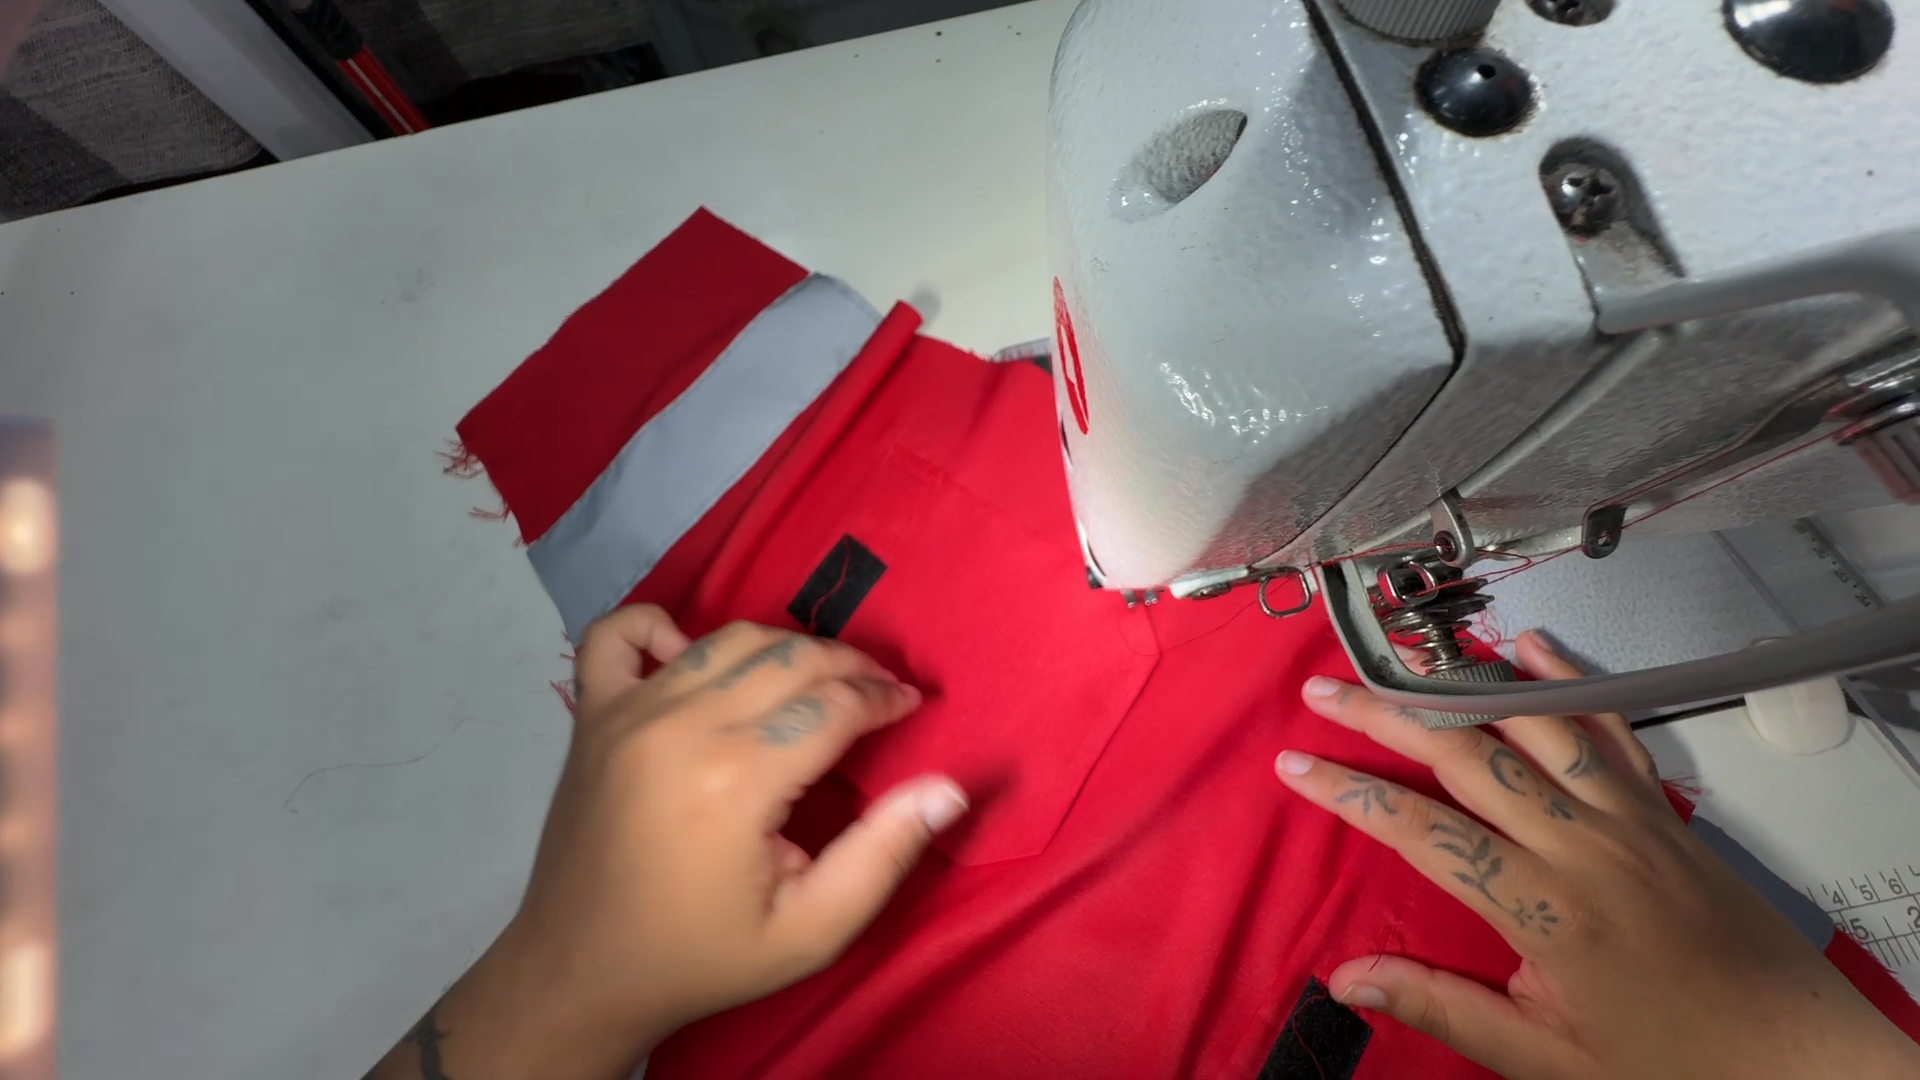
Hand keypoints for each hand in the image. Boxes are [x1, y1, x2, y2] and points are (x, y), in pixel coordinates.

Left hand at [366, 606, 967, 1079]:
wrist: (578, 976)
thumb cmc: (703, 954)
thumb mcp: (812, 930)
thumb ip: (885, 854)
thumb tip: (948, 788)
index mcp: (736, 781)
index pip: (834, 707)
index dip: (883, 700)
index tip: (909, 705)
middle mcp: (681, 727)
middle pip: (791, 660)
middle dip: (851, 665)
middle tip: (878, 688)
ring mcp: (628, 712)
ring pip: (730, 638)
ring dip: (786, 647)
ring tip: (816, 677)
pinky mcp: (592, 713)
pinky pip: (618, 633)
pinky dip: (659, 625)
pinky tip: (691, 652)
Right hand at [1275, 631, 1919, 1079]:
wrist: (1818, 1077)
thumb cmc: (1676, 1072)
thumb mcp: (1549, 1062)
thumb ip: (1442, 1007)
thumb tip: (1346, 978)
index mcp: (1547, 909)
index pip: (1420, 830)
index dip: (1348, 792)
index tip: (1294, 765)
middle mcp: (1583, 845)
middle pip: (1463, 757)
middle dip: (1381, 716)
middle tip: (1323, 689)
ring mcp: (1628, 818)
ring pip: (1530, 728)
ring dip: (1456, 687)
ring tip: (1401, 659)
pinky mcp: (1663, 811)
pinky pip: (1612, 731)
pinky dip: (1569, 682)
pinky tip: (1528, 646)